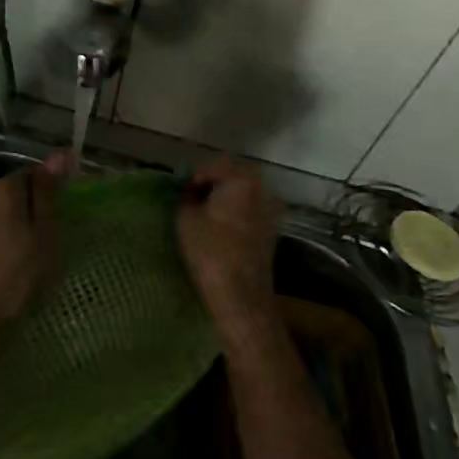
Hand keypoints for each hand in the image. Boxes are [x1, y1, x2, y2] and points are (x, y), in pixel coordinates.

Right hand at [178, 158, 280, 326]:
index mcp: (243, 180)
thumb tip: (191, 191)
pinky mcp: (273, 228)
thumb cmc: (210, 251)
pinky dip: (239, 211)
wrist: (241, 294)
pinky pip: (253, 209)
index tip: (184, 191)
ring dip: (228, 196)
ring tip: (208, 213)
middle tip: (195, 198)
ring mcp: (272, 209)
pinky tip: (223, 226)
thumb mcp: (186, 219)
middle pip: (236, 175)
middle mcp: (263, 189)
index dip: (197, 175)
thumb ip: (187, 197)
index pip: (217, 164)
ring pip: (246, 192)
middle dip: (215, 182)